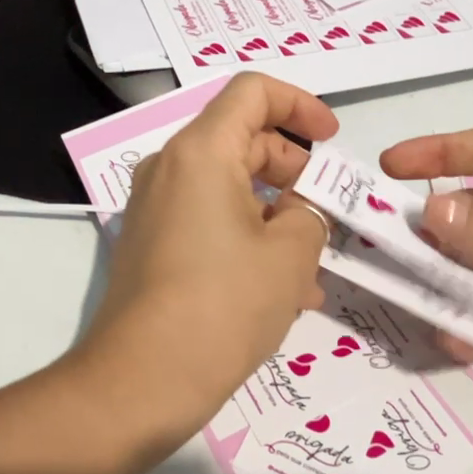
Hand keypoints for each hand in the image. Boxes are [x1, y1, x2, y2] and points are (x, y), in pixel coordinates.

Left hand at [82, 74, 338, 423]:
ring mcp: (154, 206)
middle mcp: (169, 167)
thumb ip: (309, 211)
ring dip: (276, 211)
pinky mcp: (150, 242)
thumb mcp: (290, 254)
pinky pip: (207, 218)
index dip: (300, 105)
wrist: (140, 381)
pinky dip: (246, 235)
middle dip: (294, 169)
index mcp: (201, 152)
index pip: (253, 92)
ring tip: (315, 265)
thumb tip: (298, 209)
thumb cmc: (224, 305)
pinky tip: (282, 288)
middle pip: (242, 139)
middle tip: (328, 213)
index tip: (332, 139)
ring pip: (228, 185)